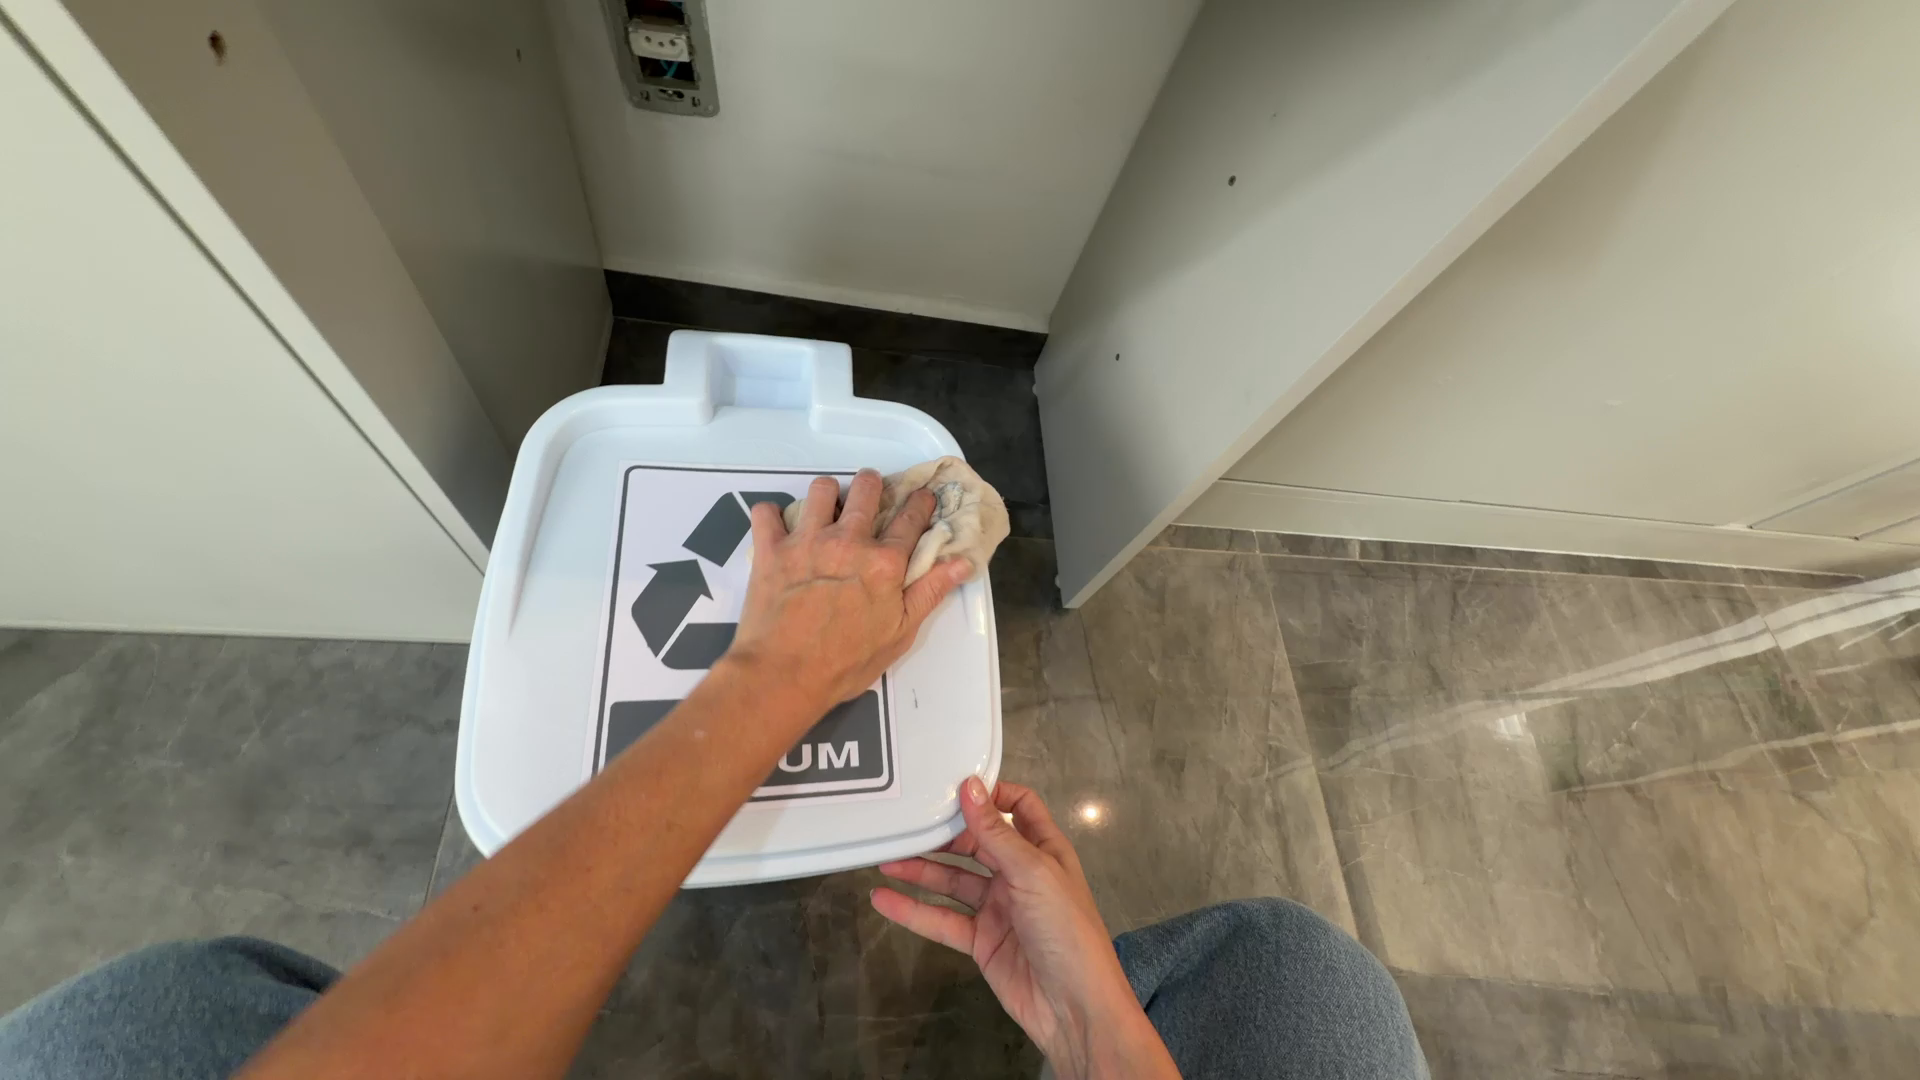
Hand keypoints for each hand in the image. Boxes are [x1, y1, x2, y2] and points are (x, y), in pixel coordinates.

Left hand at [727, 469, 971, 709]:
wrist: (784, 675)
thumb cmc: (847, 663)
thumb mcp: (900, 633)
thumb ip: (930, 592)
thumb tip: (963, 562)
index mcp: (884, 562)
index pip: (910, 519)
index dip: (920, 503)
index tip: (923, 495)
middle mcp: (848, 541)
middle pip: (866, 490)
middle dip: (872, 484)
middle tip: (871, 492)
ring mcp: (807, 541)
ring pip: (820, 490)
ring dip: (827, 494)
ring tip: (827, 509)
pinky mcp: (771, 549)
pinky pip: (766, 512)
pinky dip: (772, 515)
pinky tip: (779, 527)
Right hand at [872, 779, 1179, 1079]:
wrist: (1075, 1009)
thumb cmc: (1065, 927)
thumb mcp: (1033, 872)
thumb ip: (996, 832)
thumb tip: (969, 784)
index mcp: (1042, 848)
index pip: (1018, 806)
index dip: (991, 793)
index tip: (954, 784)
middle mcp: (1019, 872)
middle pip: (976, 842)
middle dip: (944, 833)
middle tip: (908, 823)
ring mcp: (998, 907)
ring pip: (953, 880)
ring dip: (922, 870)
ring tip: (886, 857)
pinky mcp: (980, 941)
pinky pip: (942, 919)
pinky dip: (913, 910)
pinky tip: (884, 899)